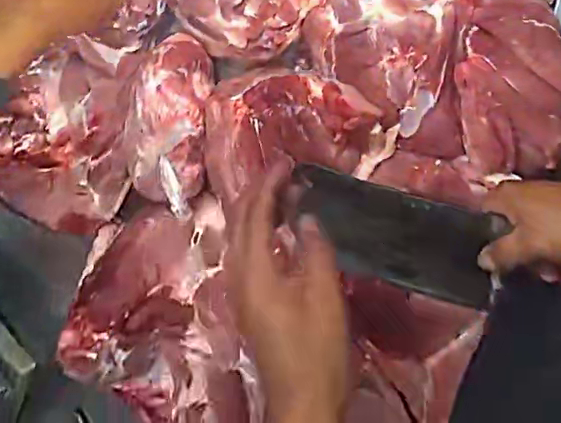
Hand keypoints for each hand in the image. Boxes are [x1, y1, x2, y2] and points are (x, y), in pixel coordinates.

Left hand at [230, 162, 350, 422]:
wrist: (301, 402)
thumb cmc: (315, 348)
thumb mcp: (323, 295)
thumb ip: (313, 248)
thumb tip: (304, 214)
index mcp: (252, 267)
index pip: (255, 211)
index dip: (269, 183)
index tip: (286, 161)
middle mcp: (237, 272)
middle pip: (240, 218)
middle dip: (258, 189)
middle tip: (281, 169)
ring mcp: (239, 287)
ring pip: (240, 232)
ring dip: (257, 207)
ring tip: (278, 189)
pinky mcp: (247, 299)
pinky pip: (245, 248)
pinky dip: (258, 227)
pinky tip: (276, 228)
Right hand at [477, 181, 560, 284]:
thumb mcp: (530, 246)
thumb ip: (503, 253)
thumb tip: (480, 260)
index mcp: (507, 195)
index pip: (484, 211)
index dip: (487, 234)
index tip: (499, 258)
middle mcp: (525, 194)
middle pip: (516, 232)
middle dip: (531, 259)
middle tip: (548, 276)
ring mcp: (551, 203)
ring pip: (543, 240)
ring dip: (557, 265)